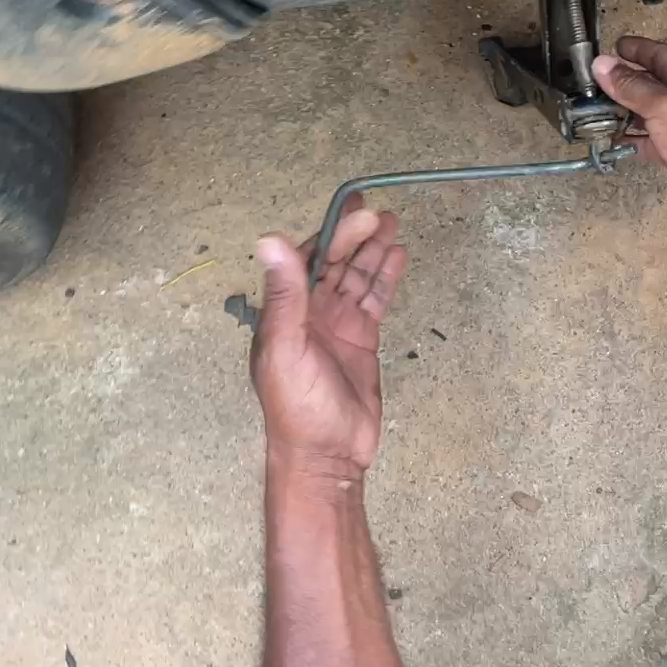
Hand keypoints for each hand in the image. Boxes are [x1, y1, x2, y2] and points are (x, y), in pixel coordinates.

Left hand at [251, 195, 408, 481]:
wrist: (327, 455)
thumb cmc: (298, 407)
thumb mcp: (286, 346)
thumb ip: (284, 293)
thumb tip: (268, 239)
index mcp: (287, 310)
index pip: (310, 258)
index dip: (332, 232)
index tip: (355, 212)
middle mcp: (311, 312)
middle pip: (337, 262)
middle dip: (357, 237)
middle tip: (380, 215)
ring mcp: (338, 325)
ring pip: (358, 277)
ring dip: (374, 252)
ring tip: (394, 226)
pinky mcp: (362, 339)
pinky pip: (375, 300)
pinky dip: (385, 278)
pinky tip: (397, 258)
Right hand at [594, 36, 666, 225]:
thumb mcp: (663, 105)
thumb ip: (631, 86)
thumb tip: (603, 64)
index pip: (660, 55)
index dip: (638, 49)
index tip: (616, 45)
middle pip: (653, 84)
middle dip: (626, 80)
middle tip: (598, 80)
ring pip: (649, 113)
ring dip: (626, 111)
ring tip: (598, 110)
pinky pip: (651, 141)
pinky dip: (633, 140)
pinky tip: (614, 141)